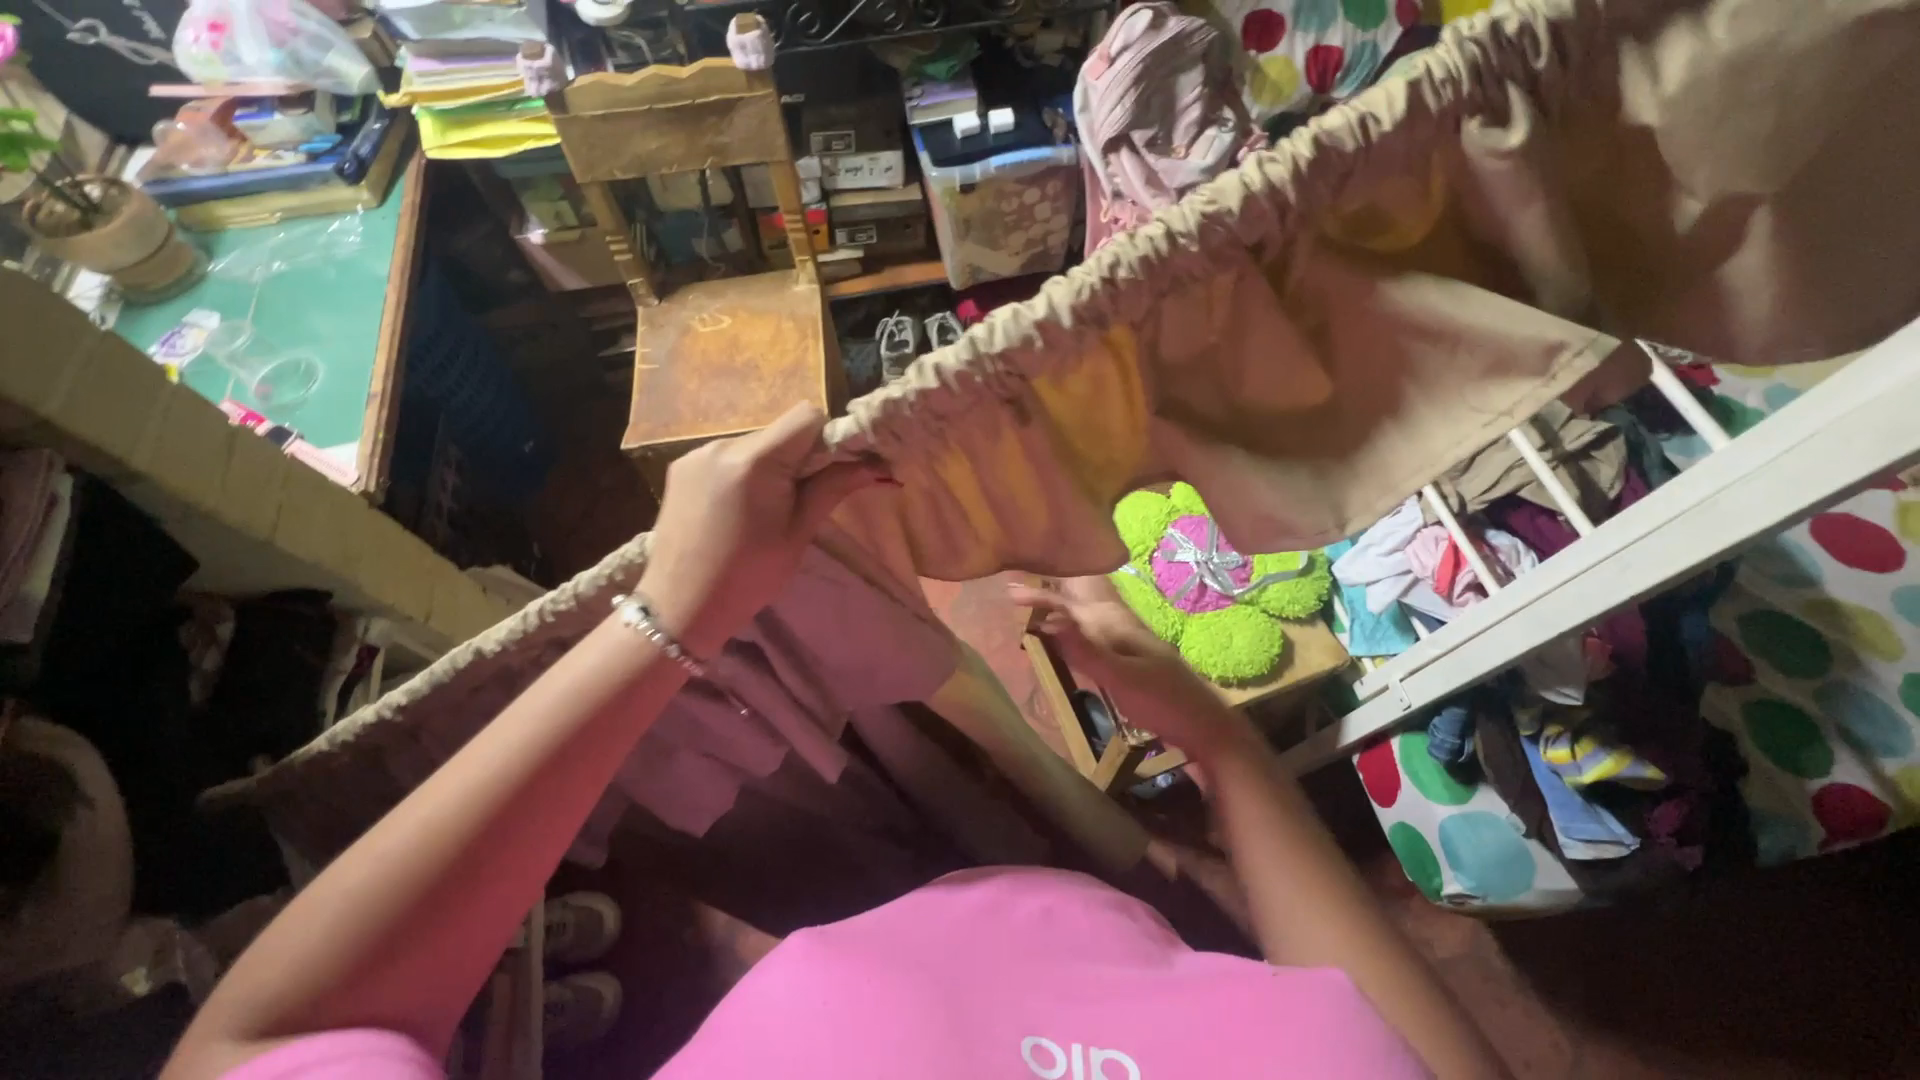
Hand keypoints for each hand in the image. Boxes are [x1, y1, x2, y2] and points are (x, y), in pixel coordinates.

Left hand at [639, 403, 890, 657]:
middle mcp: (722, 444)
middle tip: (801, 501)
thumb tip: (875, 463)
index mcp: (755, 461)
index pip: (807, 416)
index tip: (832, 473)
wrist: (680, 608)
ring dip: (771, 465)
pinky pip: (727, 457)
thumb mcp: (798, 534)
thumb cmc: (748, 578)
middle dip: (799, 456)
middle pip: (780, 431)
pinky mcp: (681, 468)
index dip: (828, 439)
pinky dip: (743, 473)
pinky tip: (737, 510)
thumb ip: (833, 488)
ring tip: (765, 510)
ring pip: (755, 444)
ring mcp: (696, 454)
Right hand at [1008, 576, 1262, 763]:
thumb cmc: (1164, 703)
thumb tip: (1047, 621)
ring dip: (1061, 612)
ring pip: (1086, 620)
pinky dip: (1073, 634)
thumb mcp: (1121, 678)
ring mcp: (1126, 645)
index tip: (1008, 591)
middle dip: (1051, 595)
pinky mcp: (1129, 662)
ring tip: (1035, 610)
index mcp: (1116, 626)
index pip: (1070, 605)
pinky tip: (1068, 640)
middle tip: (1018, 590)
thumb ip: (1086, 650)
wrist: (1206, 728)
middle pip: (1079, 603)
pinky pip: (1092, 638)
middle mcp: (1120, 628)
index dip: (1040, 598)